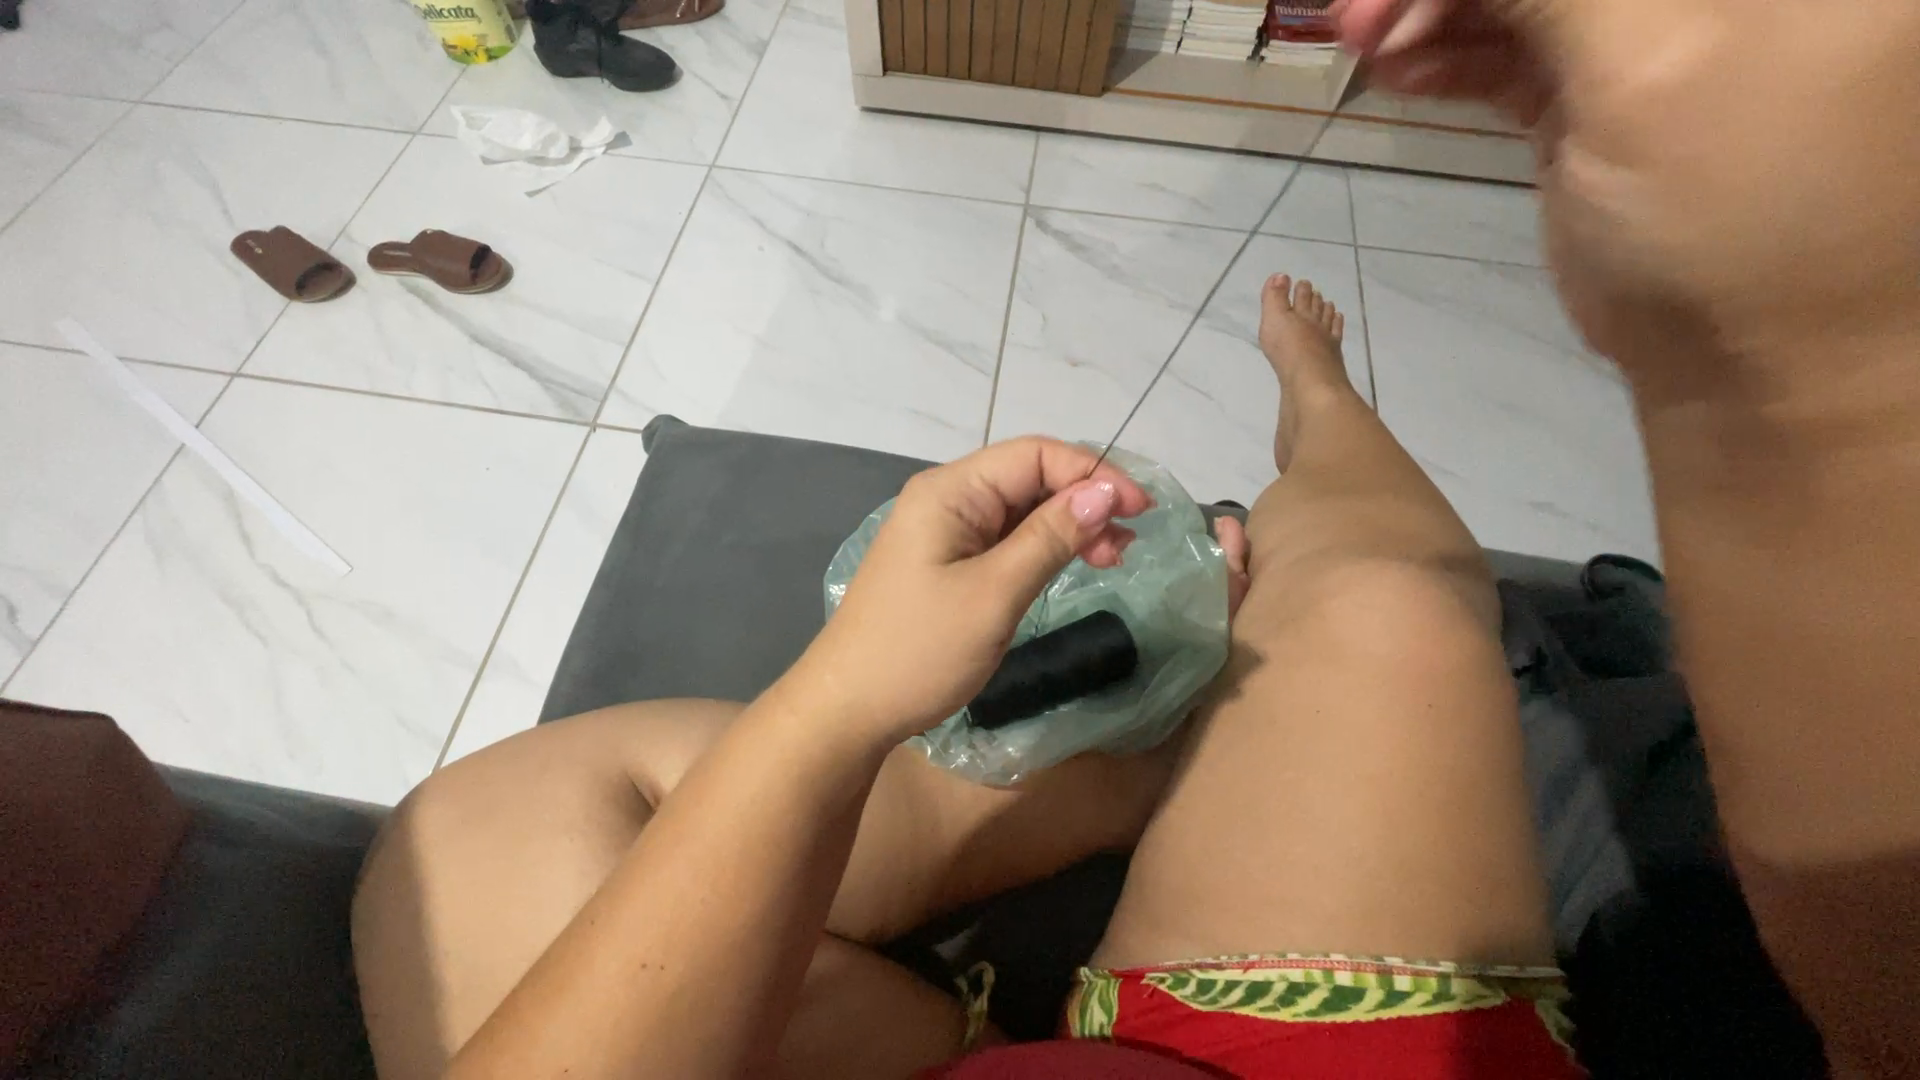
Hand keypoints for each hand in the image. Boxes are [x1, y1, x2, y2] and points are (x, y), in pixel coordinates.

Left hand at [785, 437, 1153, 744]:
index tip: (1141, 510)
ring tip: (1111, 559)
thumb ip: (1050, 538)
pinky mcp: (950, 563)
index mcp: (950, 491)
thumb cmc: (918, 650)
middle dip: (1084, 501)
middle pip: (1030, 478)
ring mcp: (947, 532)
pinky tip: (1074, 565)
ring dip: (1070, 527)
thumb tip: (1105, 491)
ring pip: (1023, 511)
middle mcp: (948, 499)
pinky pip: (1007, 541)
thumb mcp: (993, 593)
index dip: (1093, 473)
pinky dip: (1045, 549)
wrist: (850, 707)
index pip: (1034, 454)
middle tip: (1127, 545)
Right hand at [1335, 0, 1919, 400]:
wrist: (1740, 342)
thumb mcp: (1650, 63)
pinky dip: (1453, 59)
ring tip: (1364, 45)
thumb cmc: (1727, 206)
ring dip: (1438, 16)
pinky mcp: (1597, 100)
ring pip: (1525, 1)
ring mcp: (1651, 37)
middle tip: (1359, 19)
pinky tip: (1397, 71)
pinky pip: (1514, 56)